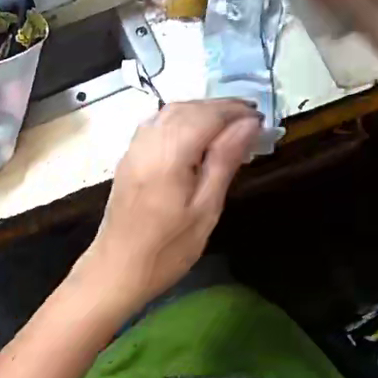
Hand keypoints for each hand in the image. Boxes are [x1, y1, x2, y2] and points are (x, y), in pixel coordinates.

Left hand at [74, 100, 261, 312]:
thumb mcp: (206, 209)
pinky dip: (180, 121)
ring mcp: (134, 148)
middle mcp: (148, 142)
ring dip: (200, 112)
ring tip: (228, 126)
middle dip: (220, 108)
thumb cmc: (168, 248)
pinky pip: (155, 125)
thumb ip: (225, 161)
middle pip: (187, 108)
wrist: (116, 269)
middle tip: (250, 121)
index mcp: (169, 154)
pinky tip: (196, 136)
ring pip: (169, 112)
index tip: (261, 120)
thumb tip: (248, 125)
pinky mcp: (128, 158)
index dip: (235, 112)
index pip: (206, 115)